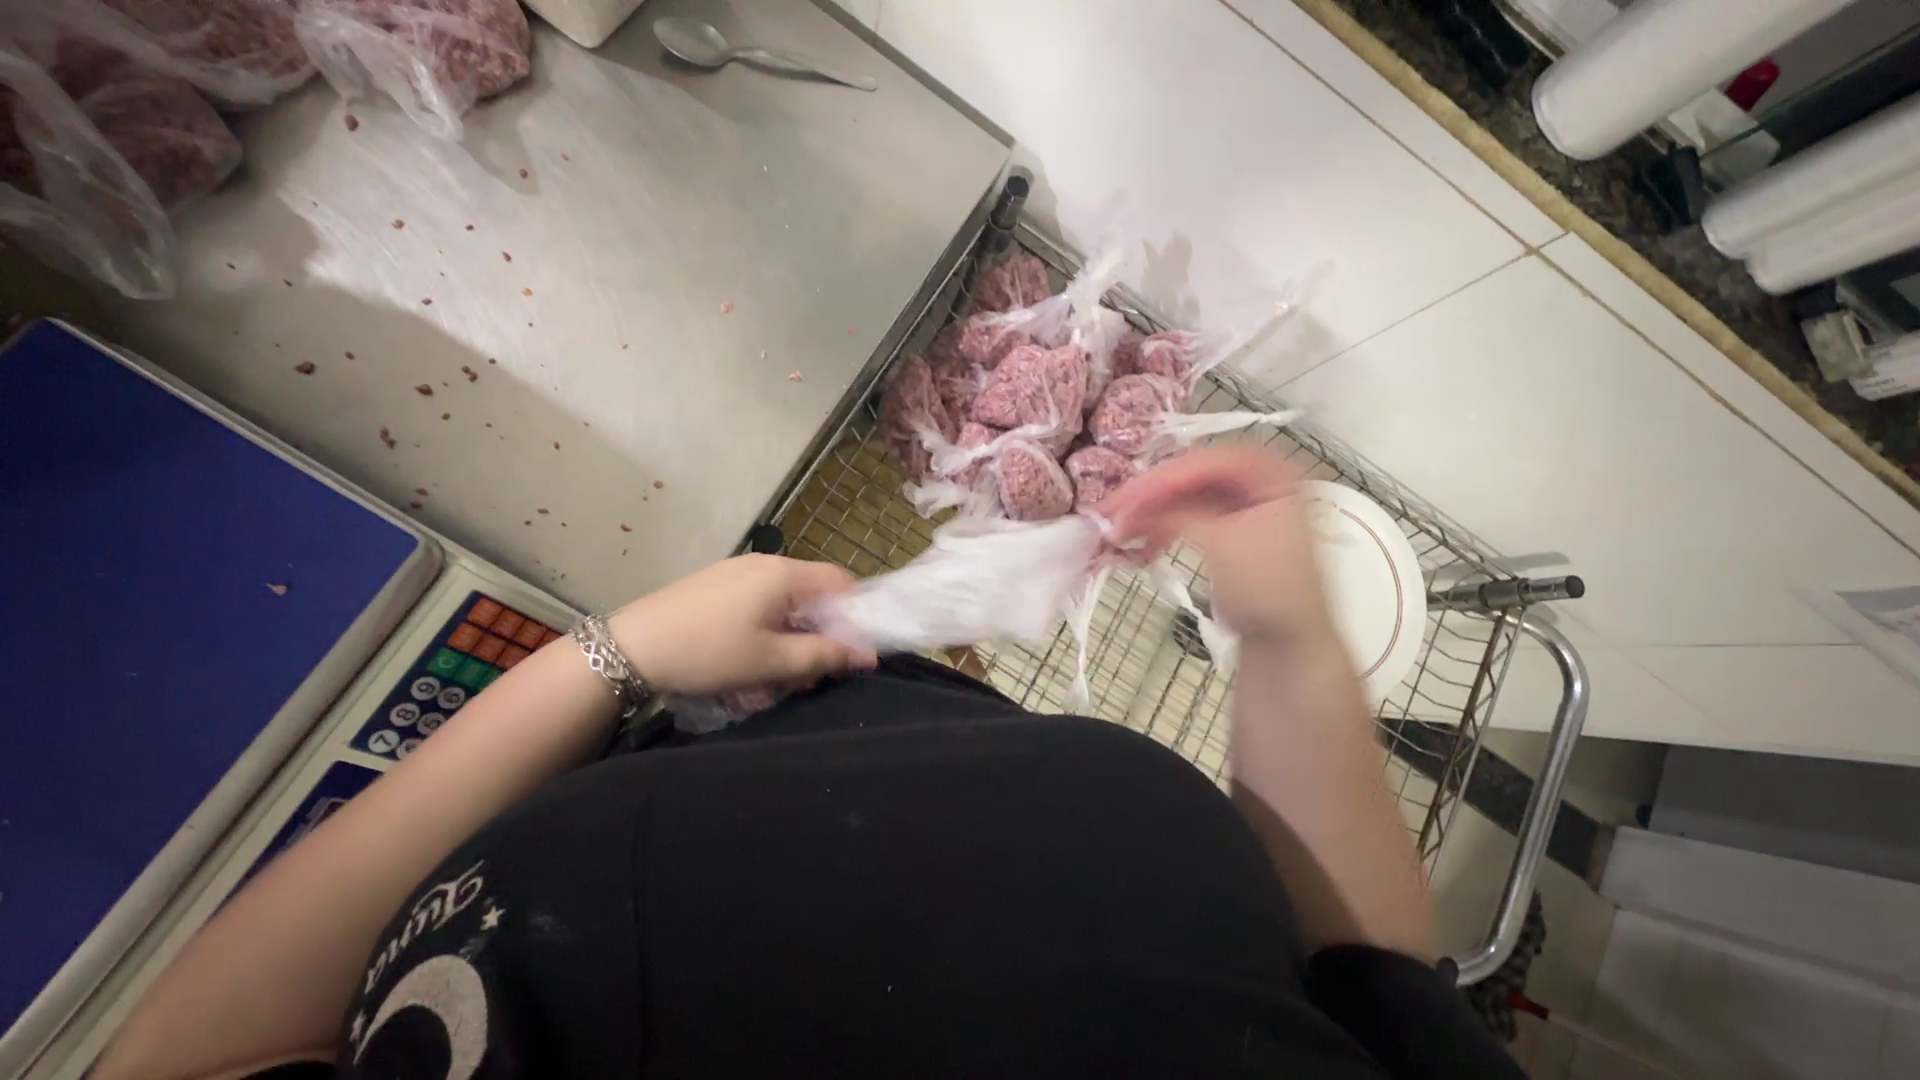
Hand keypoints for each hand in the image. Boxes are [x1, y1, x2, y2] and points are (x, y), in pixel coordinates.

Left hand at [607, 555, 877, 695]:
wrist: (630, 648)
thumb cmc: (709, 653)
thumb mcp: (772, 662)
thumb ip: (824, 656)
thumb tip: (867, 654)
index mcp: (784, 574)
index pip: (842, 582)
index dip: (855, 615)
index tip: (849, 651)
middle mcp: (764, 563)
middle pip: (813, 593)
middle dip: (819, 633)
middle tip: (808, 673)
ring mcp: (736, 571)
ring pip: (784, 602)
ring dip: (790, 636)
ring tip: (774, 674)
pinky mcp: (715, 584)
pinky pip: (758, 602)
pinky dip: (765, 629)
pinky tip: (746, 659)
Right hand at [1101, 447, 1336, 649]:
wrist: (1289, 646)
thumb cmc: (1269, 592)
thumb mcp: (1223, 545)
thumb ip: (1178, 516)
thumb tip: (1131, 507)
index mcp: (1275, 476)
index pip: (1211, 462)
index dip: (1167, 477)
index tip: (1130, 498)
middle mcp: (1260, 484)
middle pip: (1194, 477)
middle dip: (1152, 495)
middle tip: (1112, 512)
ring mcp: (1243, 510)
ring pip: (1186, 499)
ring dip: (1152, 514)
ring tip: (1121, 534)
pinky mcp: (1228, 535)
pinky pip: (1188, 519)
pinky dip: (1163, 530)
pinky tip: (1140, 549)